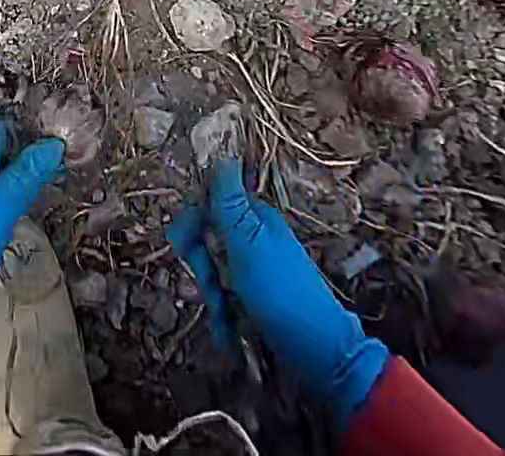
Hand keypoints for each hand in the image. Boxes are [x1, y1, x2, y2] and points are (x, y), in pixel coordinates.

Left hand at [0, 120, 64, 331]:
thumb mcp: (4, 204)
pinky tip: (11, 214)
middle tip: (48, 180)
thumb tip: (53, 146)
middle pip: (0, 150)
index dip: (32, 140)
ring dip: (13, 182)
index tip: (54, 156)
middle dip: (25, 164)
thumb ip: (29, 172)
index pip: (7, 129)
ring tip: (32, 199)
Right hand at [169, 159, 388, 428]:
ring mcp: (255, 267)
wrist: (320, 352)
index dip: (192, 223)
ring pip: (215, 272)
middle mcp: (253, 236)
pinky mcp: (255, 296)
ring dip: (213, 298)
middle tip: (212, 291)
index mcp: (254, 217)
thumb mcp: (249, 244)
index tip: (184, 245)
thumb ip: (230, 202)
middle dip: (203, 269)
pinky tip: (229, 335)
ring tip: (225, 321)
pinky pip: (227, 298)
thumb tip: (222, 152)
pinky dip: (224, 317)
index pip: (210, 204)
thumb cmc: (282, 292)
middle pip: (209, 241)